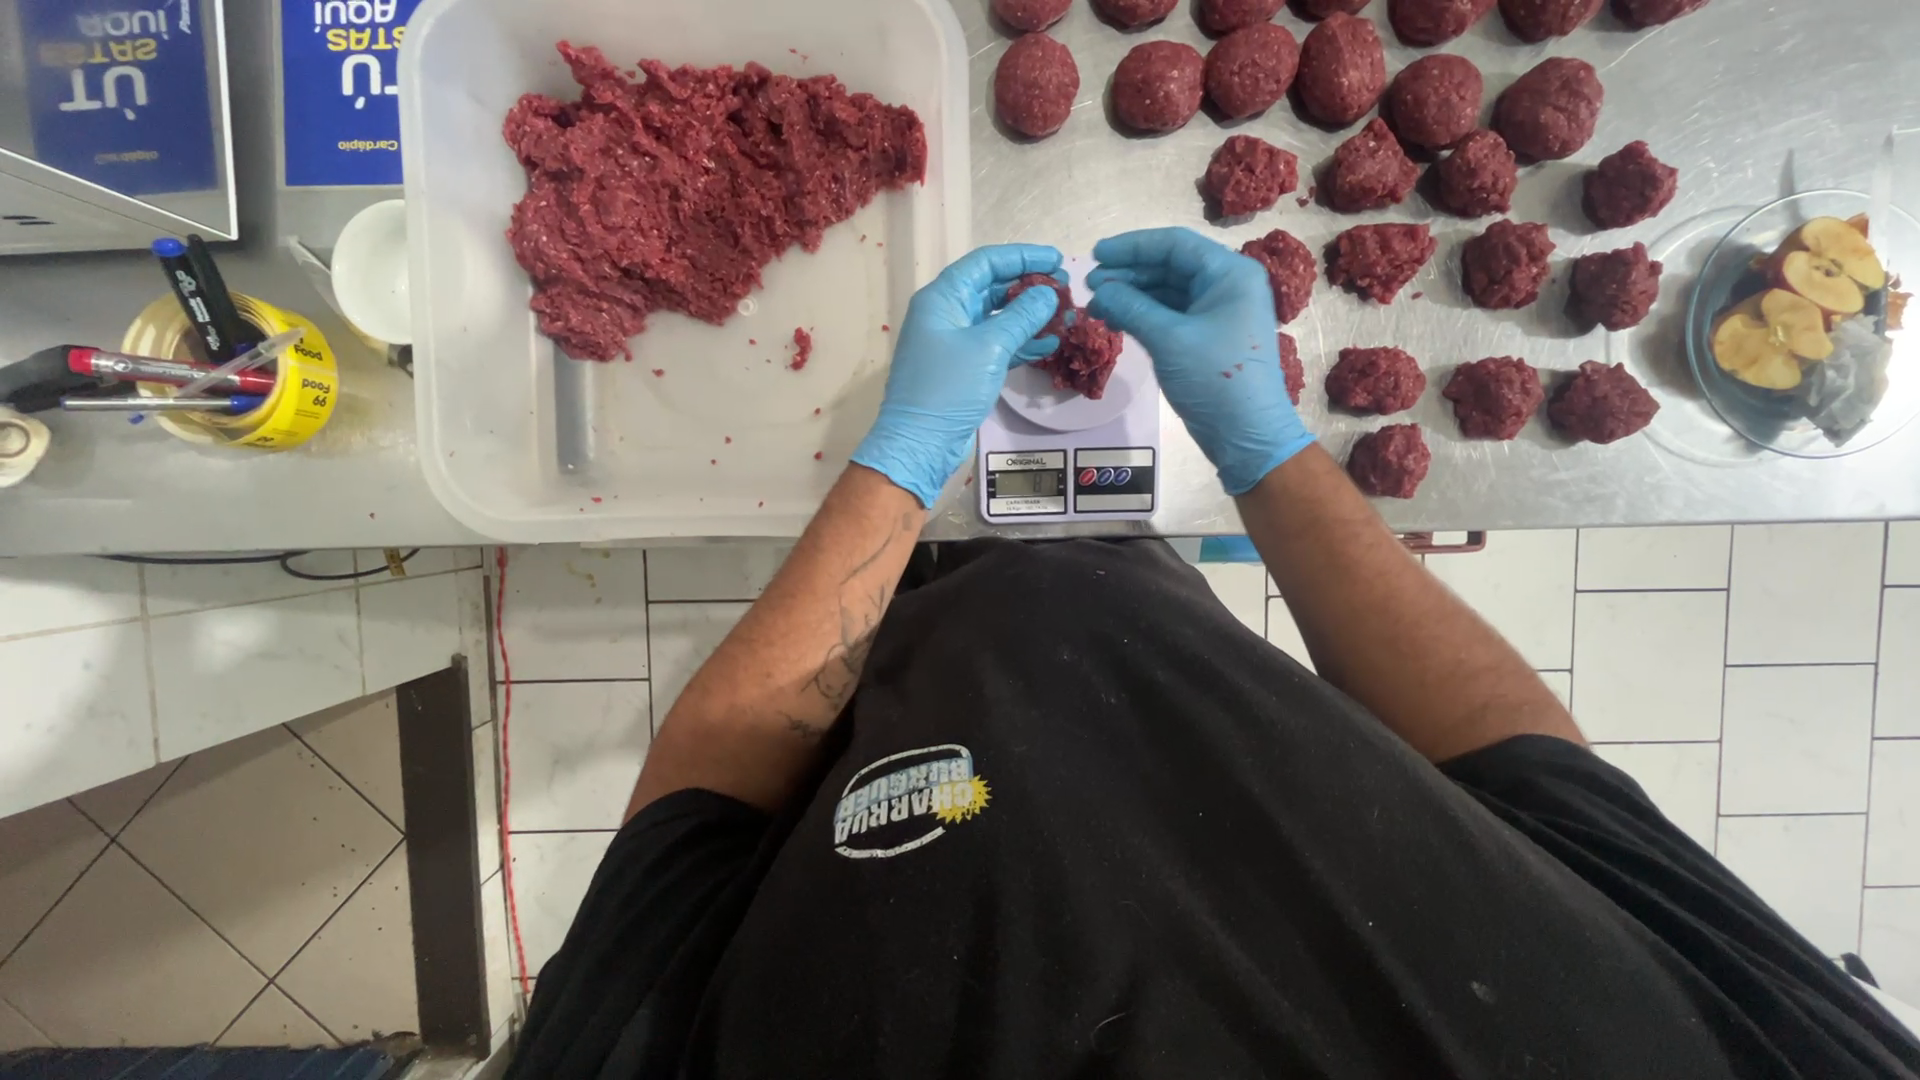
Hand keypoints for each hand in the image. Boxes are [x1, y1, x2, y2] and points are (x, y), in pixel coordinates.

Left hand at [852, 243, 1065, 507]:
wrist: (920, 444)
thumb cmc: (947, 389)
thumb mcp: (988, 348)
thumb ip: (1020, 317)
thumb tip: (1048, 294)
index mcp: (942, 299)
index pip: (985, 263)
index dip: (1022, 257)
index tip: (1057, 259)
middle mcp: (946, 314)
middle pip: (991, 288)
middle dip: (1028, 287)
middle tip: (1064, 288)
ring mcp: (954, 343)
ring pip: (996, 319)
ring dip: (1029, 316)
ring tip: (1064, 316)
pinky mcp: (964, 369)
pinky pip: (996, 345)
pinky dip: (1021, 343)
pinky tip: (1049, 344)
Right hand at [1087, 227, 1312, 495]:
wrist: (1246, 434)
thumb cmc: (1215, 379)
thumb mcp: (1169, 339)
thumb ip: (1131, 307)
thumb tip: (1098, 290)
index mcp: (1229, 273)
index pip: (1174, 244)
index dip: (1131, 247)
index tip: (1094, 256)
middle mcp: (1226, 286)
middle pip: (1170, 266)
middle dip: (1128, 274)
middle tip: (1089, 286)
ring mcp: (1217, 313)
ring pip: (1167, 292)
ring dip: (1131, 297)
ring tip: (1096, 306)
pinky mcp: (1206, 338)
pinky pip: (1170, 315)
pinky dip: (1143, 316)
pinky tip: (1115, 321)